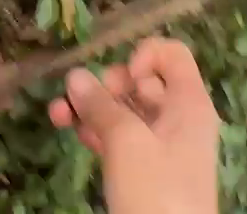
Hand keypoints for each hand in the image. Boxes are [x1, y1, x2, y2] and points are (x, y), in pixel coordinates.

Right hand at [47, 38, 219, 213]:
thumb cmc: (156, 191)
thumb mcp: (127, 142)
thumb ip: (100, 105)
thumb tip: (74, 75)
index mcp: (189, 102)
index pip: (172, 55)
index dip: (144, 56)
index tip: (123, 79)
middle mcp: (178, 119)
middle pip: (142, 82)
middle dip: (107, 83)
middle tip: (85, 98)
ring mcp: (161, 147)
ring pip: (125, 112)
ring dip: (91, 107)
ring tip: (58, 112)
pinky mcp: (143, 173)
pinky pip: (118, 138)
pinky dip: (95, 131)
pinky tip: (69, 129)